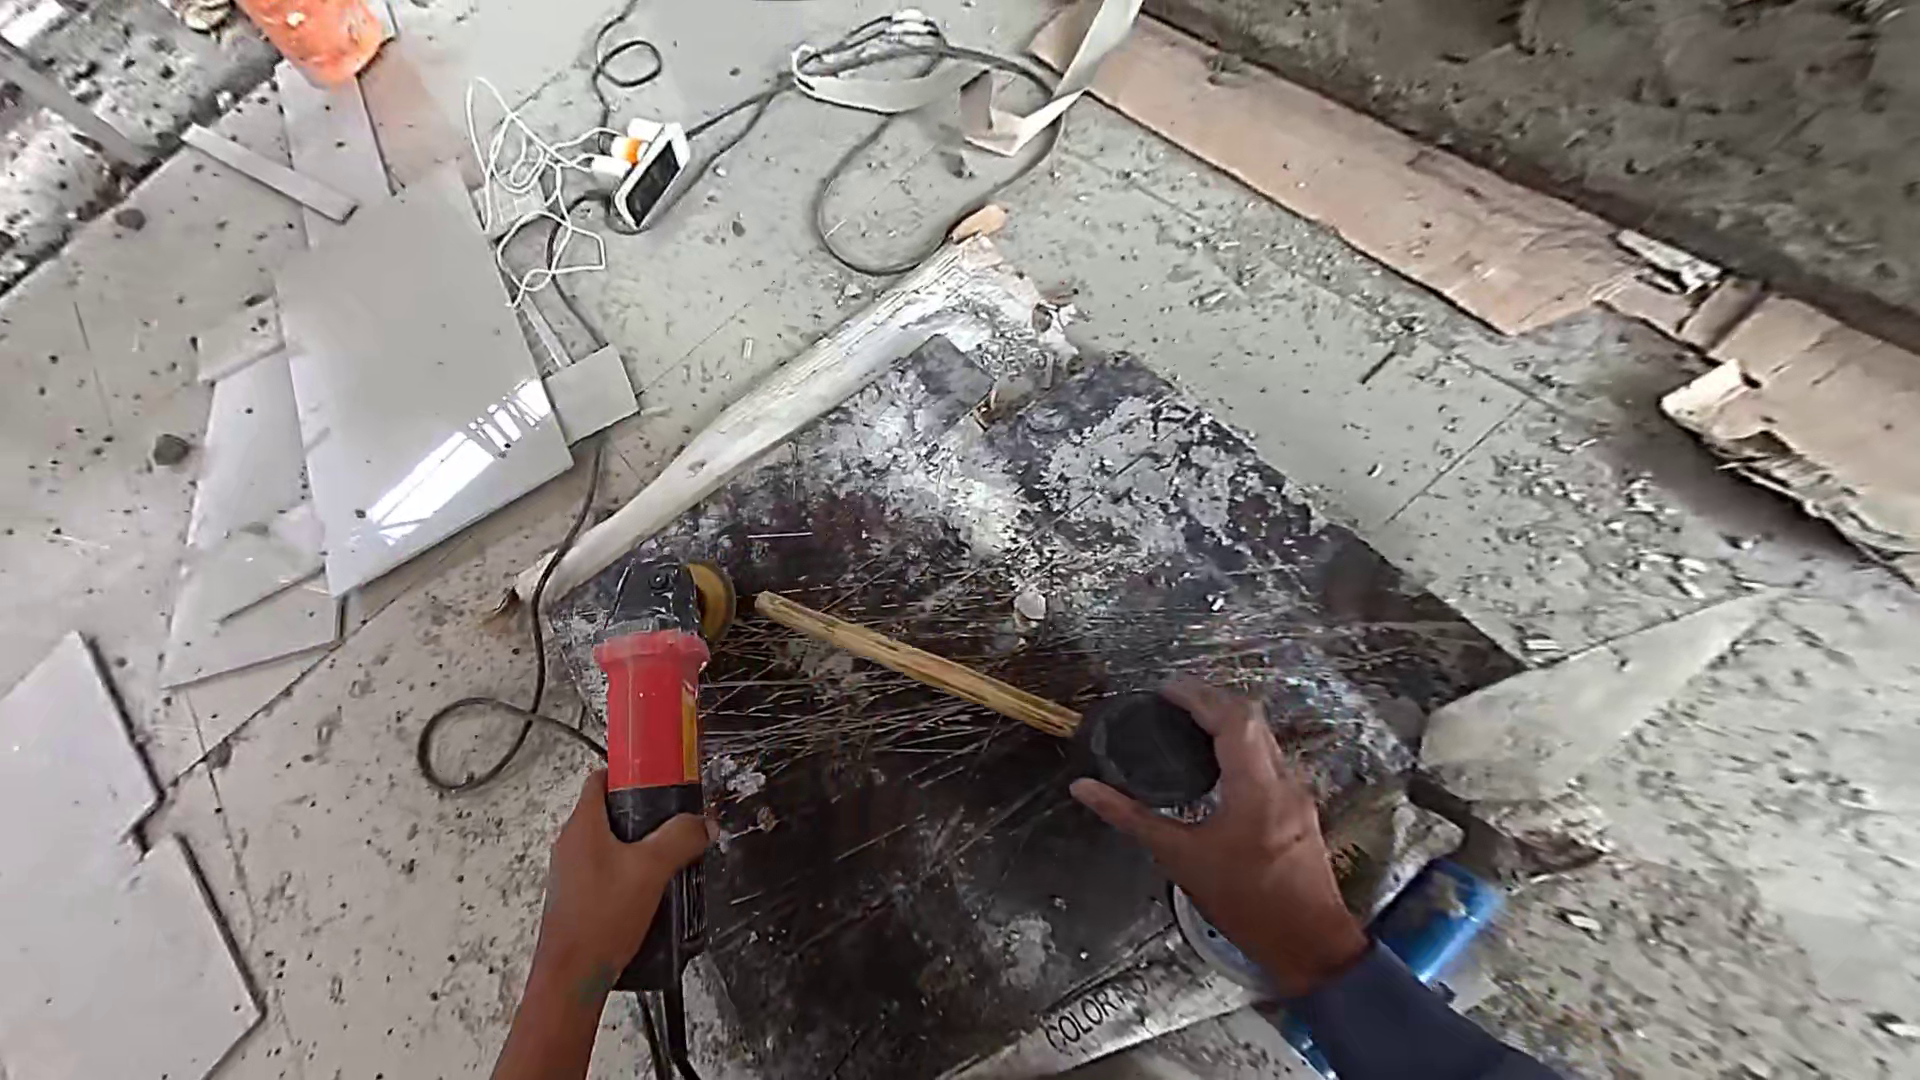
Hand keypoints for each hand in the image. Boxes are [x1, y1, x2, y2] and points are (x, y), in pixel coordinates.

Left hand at [531, 769, 713, 996]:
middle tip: (678, 815)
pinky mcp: (579, 896)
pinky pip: (611, 865)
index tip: (662, 775)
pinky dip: (635, 865)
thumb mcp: (653, 867)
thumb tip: (706, 824)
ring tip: (675, 851)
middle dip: (647, 808)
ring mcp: (573, 872)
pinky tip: (658, 882)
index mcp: (582, 826)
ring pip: (614, 839)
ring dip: (644, 840)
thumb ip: (683, 836)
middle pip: (613, 808)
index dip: (631, 770)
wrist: (572, 982)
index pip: (602, 778)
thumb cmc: (604, 915)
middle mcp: (572, 844)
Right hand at [1070, 677, 1367, 996]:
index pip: (1231, 720)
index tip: (1163, 689)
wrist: (1311, 948)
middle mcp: (1282, 780)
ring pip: (1262, 733)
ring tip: (1186, 714)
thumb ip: (1130, 817)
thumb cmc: (1244, 901)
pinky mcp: (1298, 805)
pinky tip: (1214, 750)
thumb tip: (1083, 788)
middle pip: (1250, 717)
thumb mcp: (1179, 858)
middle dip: (1209, 697)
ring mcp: (1295, 791)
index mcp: (1255, 787)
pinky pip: (1266, 752)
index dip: (1196, 696)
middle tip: (1169, 696)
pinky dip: (1238, 737)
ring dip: (1225, 715)